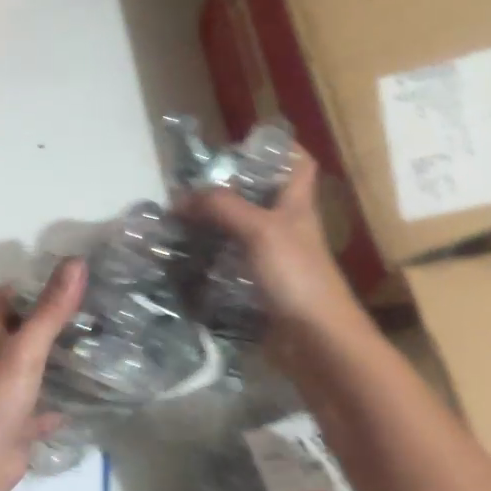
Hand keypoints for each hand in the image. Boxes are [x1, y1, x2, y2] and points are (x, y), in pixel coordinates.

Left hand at [0, 258, 87, 490]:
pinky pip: (32, 412)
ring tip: (75, 349)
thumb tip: (75, 262)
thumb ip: (51, 310)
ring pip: (17, 371)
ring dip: (38, 361)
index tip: (47, 281)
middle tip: (67, 313)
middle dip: (28, 323)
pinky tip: (71, 406)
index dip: (14, 290)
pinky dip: (48, 407)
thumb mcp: (27, 349)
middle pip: (2, 335)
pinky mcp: (10, 427)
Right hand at [179, 150, 358, 335]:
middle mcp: (286, 231)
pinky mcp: (258, 293)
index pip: (296, 164)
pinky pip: (229, 273)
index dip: (275, 150)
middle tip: (187, 194)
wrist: (315, 341)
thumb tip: (181, 197)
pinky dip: (208, 269)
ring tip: (175, 228)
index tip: (238, 149)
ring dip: (211, 232)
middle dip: (225, 194)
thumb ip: (223, 208)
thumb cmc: (297, 276)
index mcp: (296, 207)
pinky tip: (183, 267)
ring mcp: (273, 264)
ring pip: (239, 237)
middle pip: (259, 201)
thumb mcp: (260, 231)